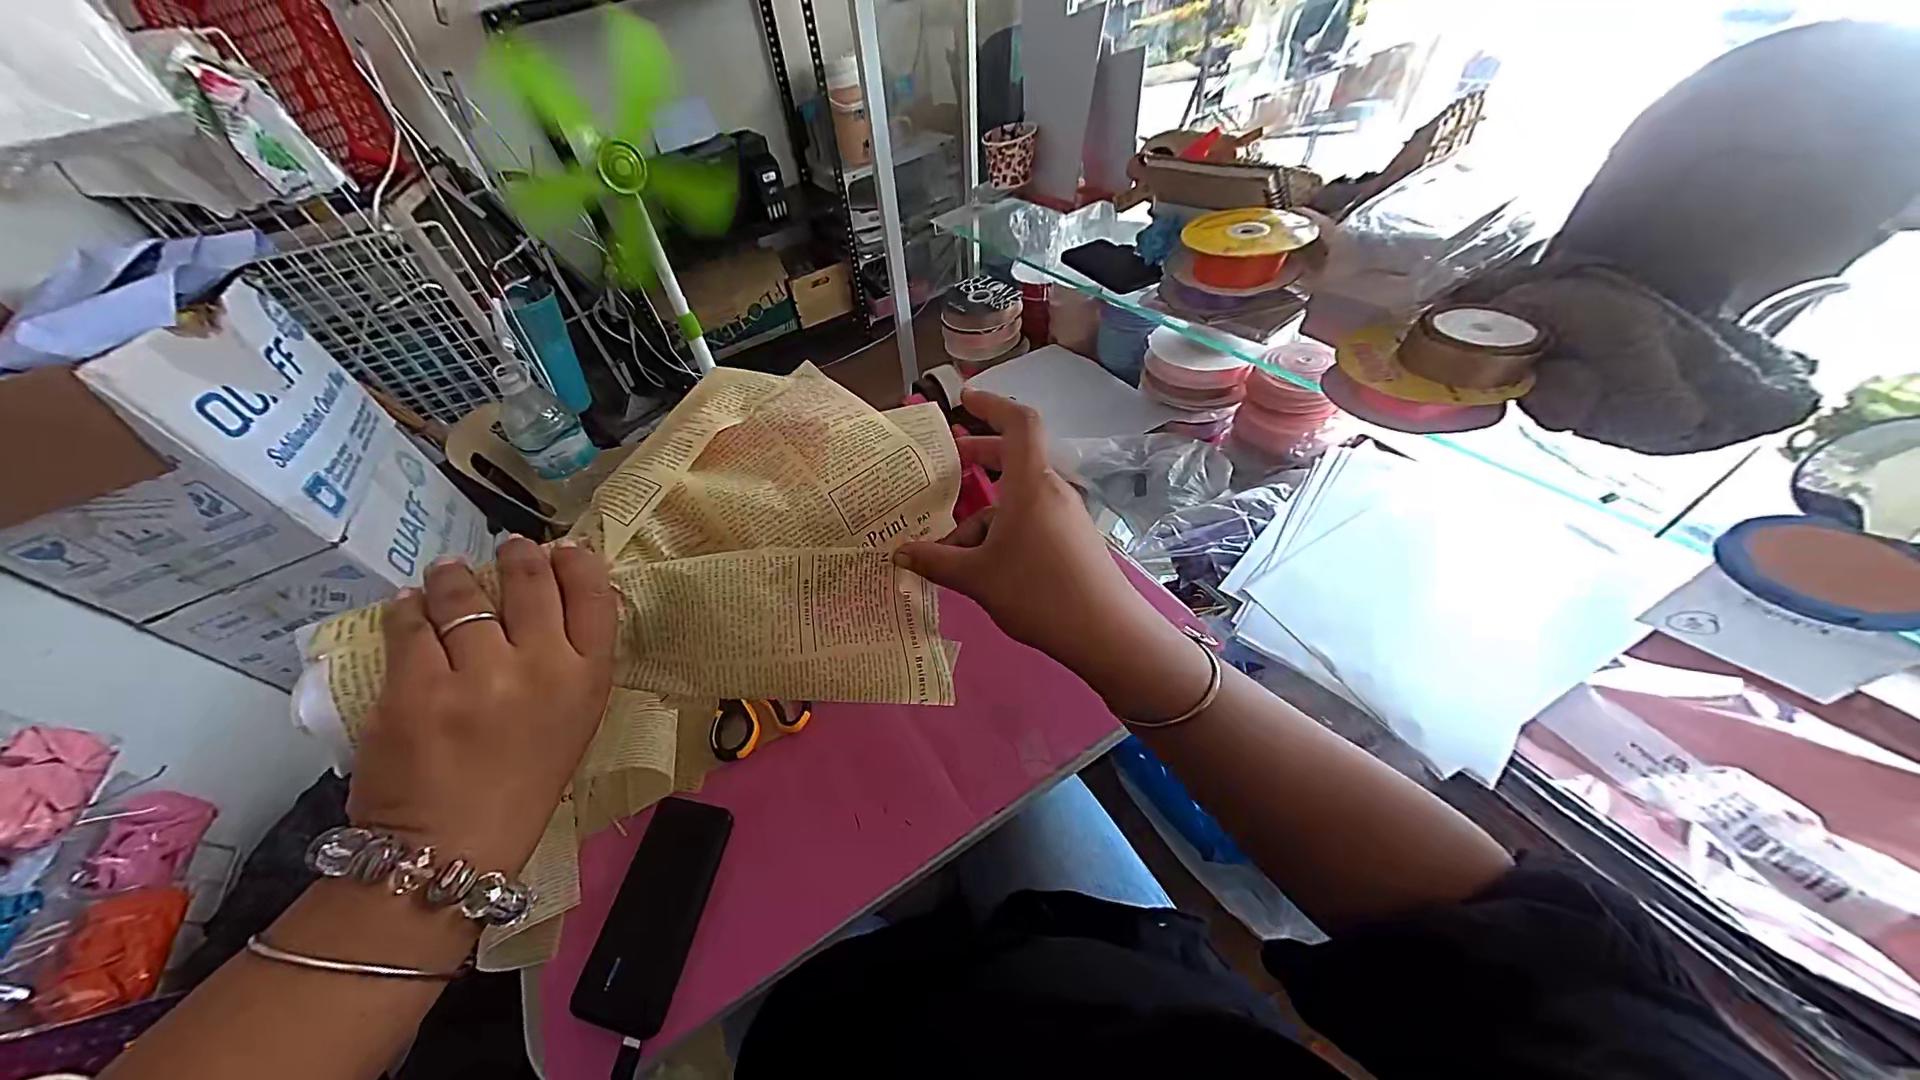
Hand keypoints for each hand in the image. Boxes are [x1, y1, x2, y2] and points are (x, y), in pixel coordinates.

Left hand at [347, 536, 615, 874]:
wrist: (455, 843)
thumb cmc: (528, 778)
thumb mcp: (576, 715)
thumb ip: (574, 660)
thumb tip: (556, 600)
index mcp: (588, 677)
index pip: (593, 595)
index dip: (580, 562)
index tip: (565, 549)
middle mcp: (542, 667)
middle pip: (533, 583)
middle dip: (520, 555)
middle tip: (510, 546)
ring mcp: (477, 675)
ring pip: (466, 596)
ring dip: (458, 575)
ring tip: (451, 570)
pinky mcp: (414, 688)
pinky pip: (412, 624)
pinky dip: (411, 607)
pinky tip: (412, 602)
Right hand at [892, 391, 1174, 683]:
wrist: (1105, 633)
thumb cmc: (1038, 592)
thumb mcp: (977, 577)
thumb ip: (935, 561)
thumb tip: (900, 554)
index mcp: (1031, 484)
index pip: (1019, 422)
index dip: (991, 404)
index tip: (964, 400)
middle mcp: (1051, 491)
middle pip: (1013, 459)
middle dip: (977, 460)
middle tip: (946, 468)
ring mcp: (1065, 516)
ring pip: (1015, 501)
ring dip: (982, 517)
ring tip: (950, 552)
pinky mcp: (1071, 539)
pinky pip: (1029, 521)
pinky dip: (1002, 533)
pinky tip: (981, 568)